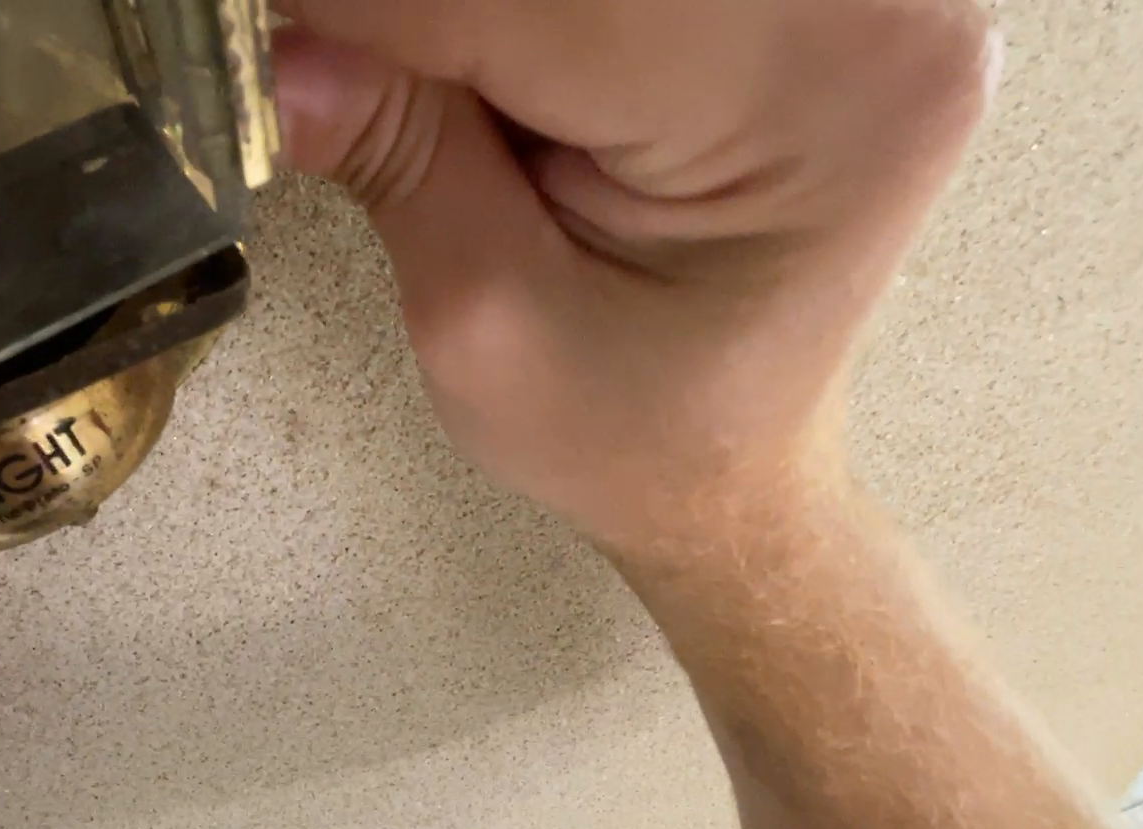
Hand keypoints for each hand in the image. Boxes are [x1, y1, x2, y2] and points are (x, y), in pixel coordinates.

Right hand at [274, 0, 998, 551]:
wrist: (714, 467)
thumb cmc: (617, 434)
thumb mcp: (486, 320)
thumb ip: (400, 163)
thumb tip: (281, 47)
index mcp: (820, 95)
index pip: (554, 1)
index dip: (385, 7)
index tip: (265, 24)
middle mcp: (877, 4)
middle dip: (426, 13)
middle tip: (316, 53)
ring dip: (464, 23)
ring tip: (382, 83)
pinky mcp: (798, 7)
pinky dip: (505, 29)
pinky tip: (456, 78)